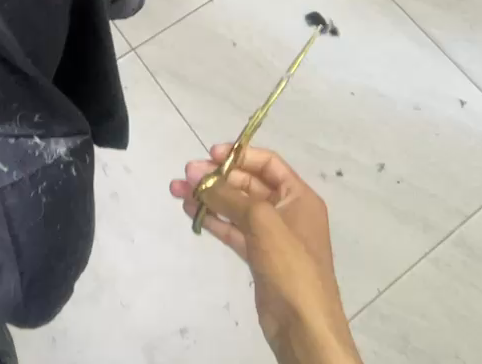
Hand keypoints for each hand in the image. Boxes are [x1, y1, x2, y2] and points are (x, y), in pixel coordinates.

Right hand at [171, 146, 360, 363]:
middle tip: (186, 175)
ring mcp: (271, 235)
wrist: (304, 327)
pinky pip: (231, 228)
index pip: (267, 163)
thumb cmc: (291, 266)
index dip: (239, 154)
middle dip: (216, 177)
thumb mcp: (261, 221)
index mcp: (298, 197)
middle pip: (246, 183)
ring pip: (234, 206)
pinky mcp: (257, 255)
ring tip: (177, 190)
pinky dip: (212, 218)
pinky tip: (191, 211)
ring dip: (208, 196)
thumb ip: (228, 195)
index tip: (210, 155)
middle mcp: (286, 211)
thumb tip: (197, 176)